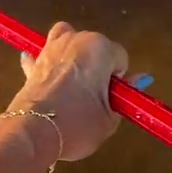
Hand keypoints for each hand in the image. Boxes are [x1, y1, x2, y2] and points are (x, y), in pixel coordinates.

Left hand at [6, 22, 127, 161]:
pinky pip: (42, 58)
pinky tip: (44, 76)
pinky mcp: (32, 63)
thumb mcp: (108, 118)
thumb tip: (139, 78)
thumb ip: (123, 96)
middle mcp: (75, 39)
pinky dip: (46, 65)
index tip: (110, 101)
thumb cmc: (77, 125)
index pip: (119, 59)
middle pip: (94, 50)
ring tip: (71, 87)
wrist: (33, 133)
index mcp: (100, 48)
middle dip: (95, 70)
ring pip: (67, 44)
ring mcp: (50, 48)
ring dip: (72, 59)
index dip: (117, 82)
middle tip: (91, 101)